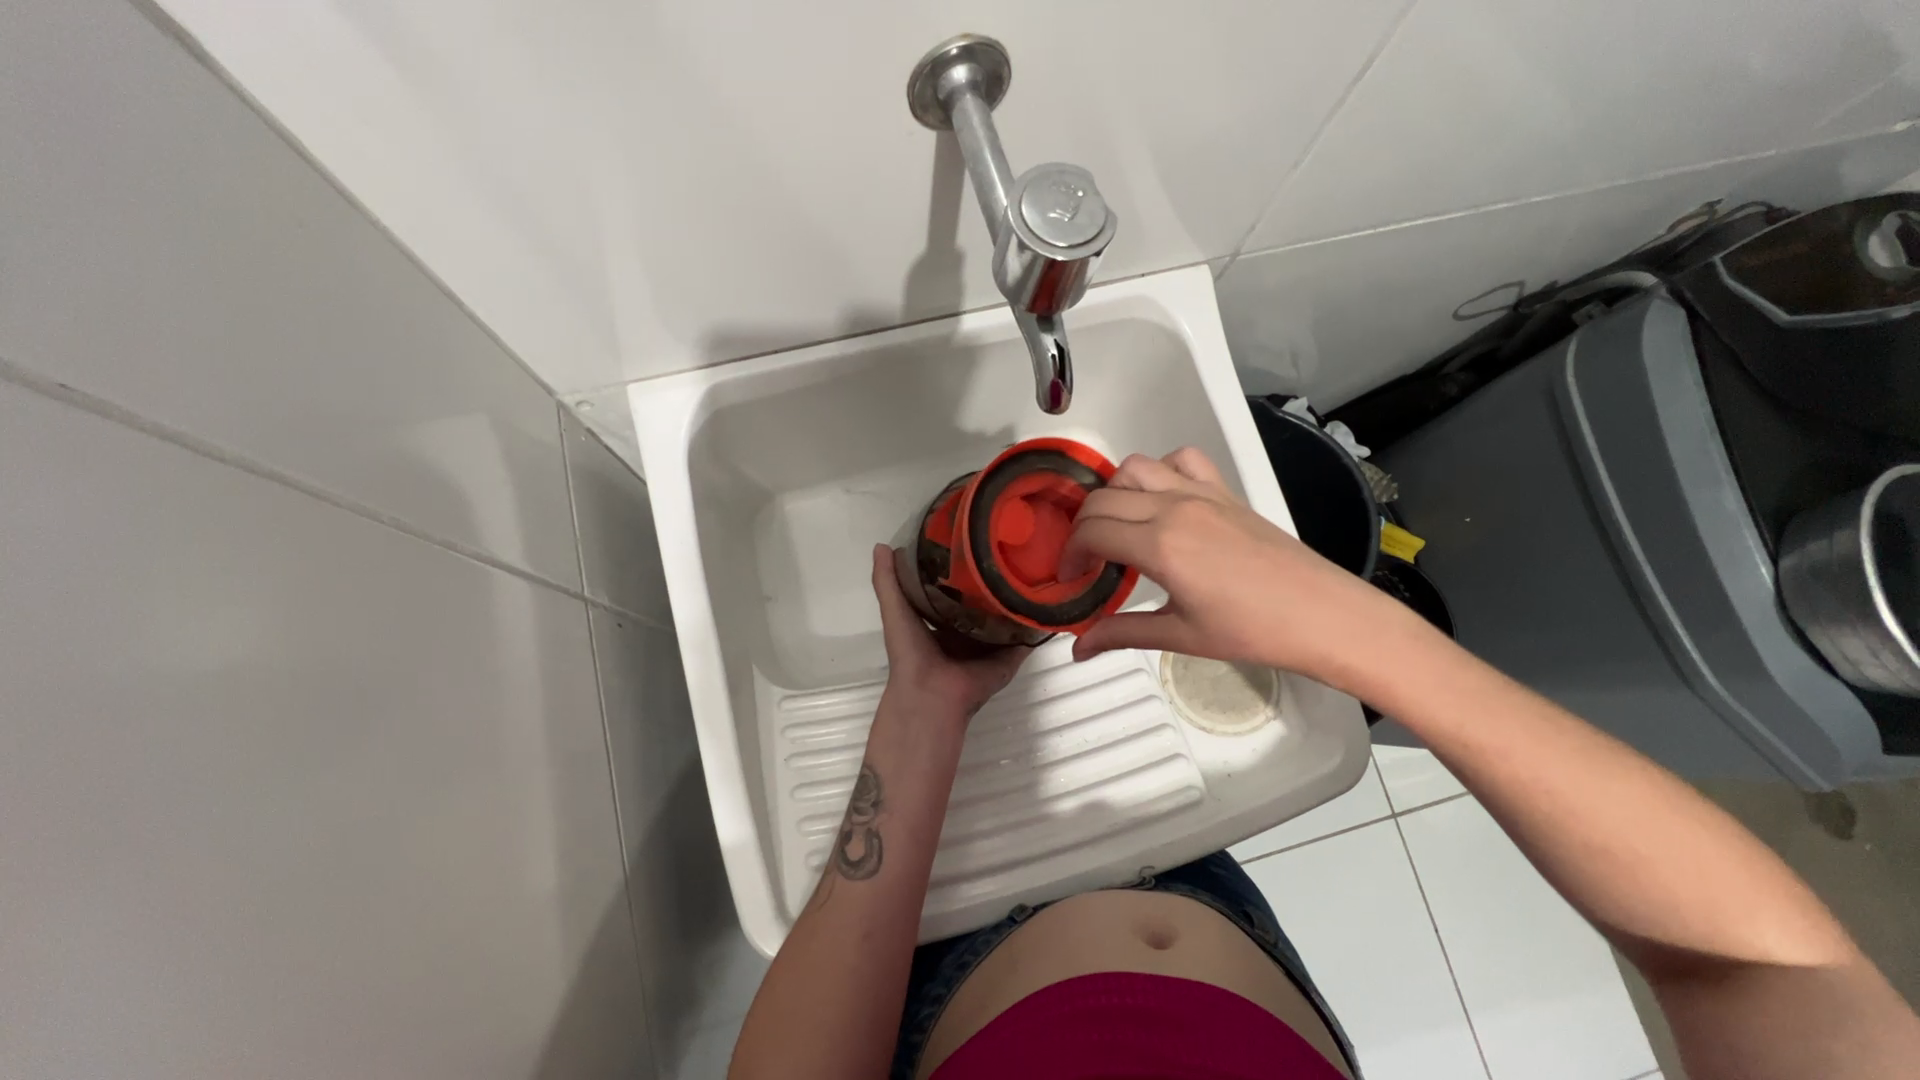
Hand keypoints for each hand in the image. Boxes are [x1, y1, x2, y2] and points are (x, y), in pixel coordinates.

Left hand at [870, 544, 1028, 722]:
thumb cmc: (910, 651)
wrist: (931, 693)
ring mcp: (992, 646)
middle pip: (987, 603)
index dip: (965, 569)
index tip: (977, 540)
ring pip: (1010, 617)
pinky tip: (1051, 597)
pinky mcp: (1011, 657)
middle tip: (1013, 547)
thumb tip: (881, 545)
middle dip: (996, 582)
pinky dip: (1038, 622)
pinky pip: (1028, 637)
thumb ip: (887, 580)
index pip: (958, 590)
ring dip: (1020, 598)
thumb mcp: (894, 609)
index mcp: (943, 623)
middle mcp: (970, 633)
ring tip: (1038, 565)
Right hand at [1060, 448, 1402, 689]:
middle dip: (1082, 528)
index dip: (1070, 554)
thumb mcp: (1179, 636)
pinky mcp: (1224, 492)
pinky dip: (1160, 470)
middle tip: (1088, 562)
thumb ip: (1121, 633)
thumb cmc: (1252, 631)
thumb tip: (1078, 649)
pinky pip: (1181, 460)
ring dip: (1113, 493)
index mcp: (1160, 544)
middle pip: (1103, 498)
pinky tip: (1161, 499)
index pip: (1091, 531)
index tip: (1071, 577)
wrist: (1321, 615)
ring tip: (1118, 527)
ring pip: (1135, 467)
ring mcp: (1202, 493)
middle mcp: (1175, 507)